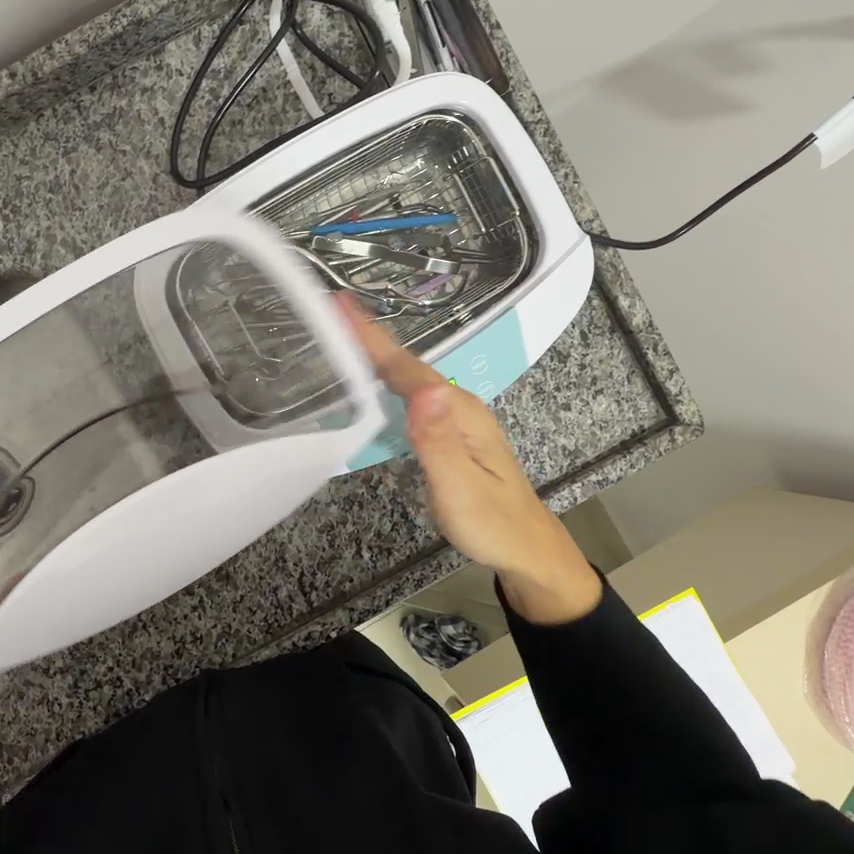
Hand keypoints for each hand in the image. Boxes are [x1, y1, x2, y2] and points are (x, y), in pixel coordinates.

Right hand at [340, 297, 599, 623]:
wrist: (525, 548)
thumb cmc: (492, 523)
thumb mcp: (460, 486)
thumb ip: (438, 440)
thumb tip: (424, 389)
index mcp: (457, 411)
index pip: (407, 367)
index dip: (372, 337)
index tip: (340, 305)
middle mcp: (456, 406)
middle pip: (405, 365)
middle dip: (367, 338)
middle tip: (329, 316)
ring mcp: (453, 418)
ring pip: (407, 379)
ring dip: (374, 356)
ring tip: (340, 338)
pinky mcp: (447, 433)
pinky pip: (409, 396)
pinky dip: (384, 382)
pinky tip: (370, 386)